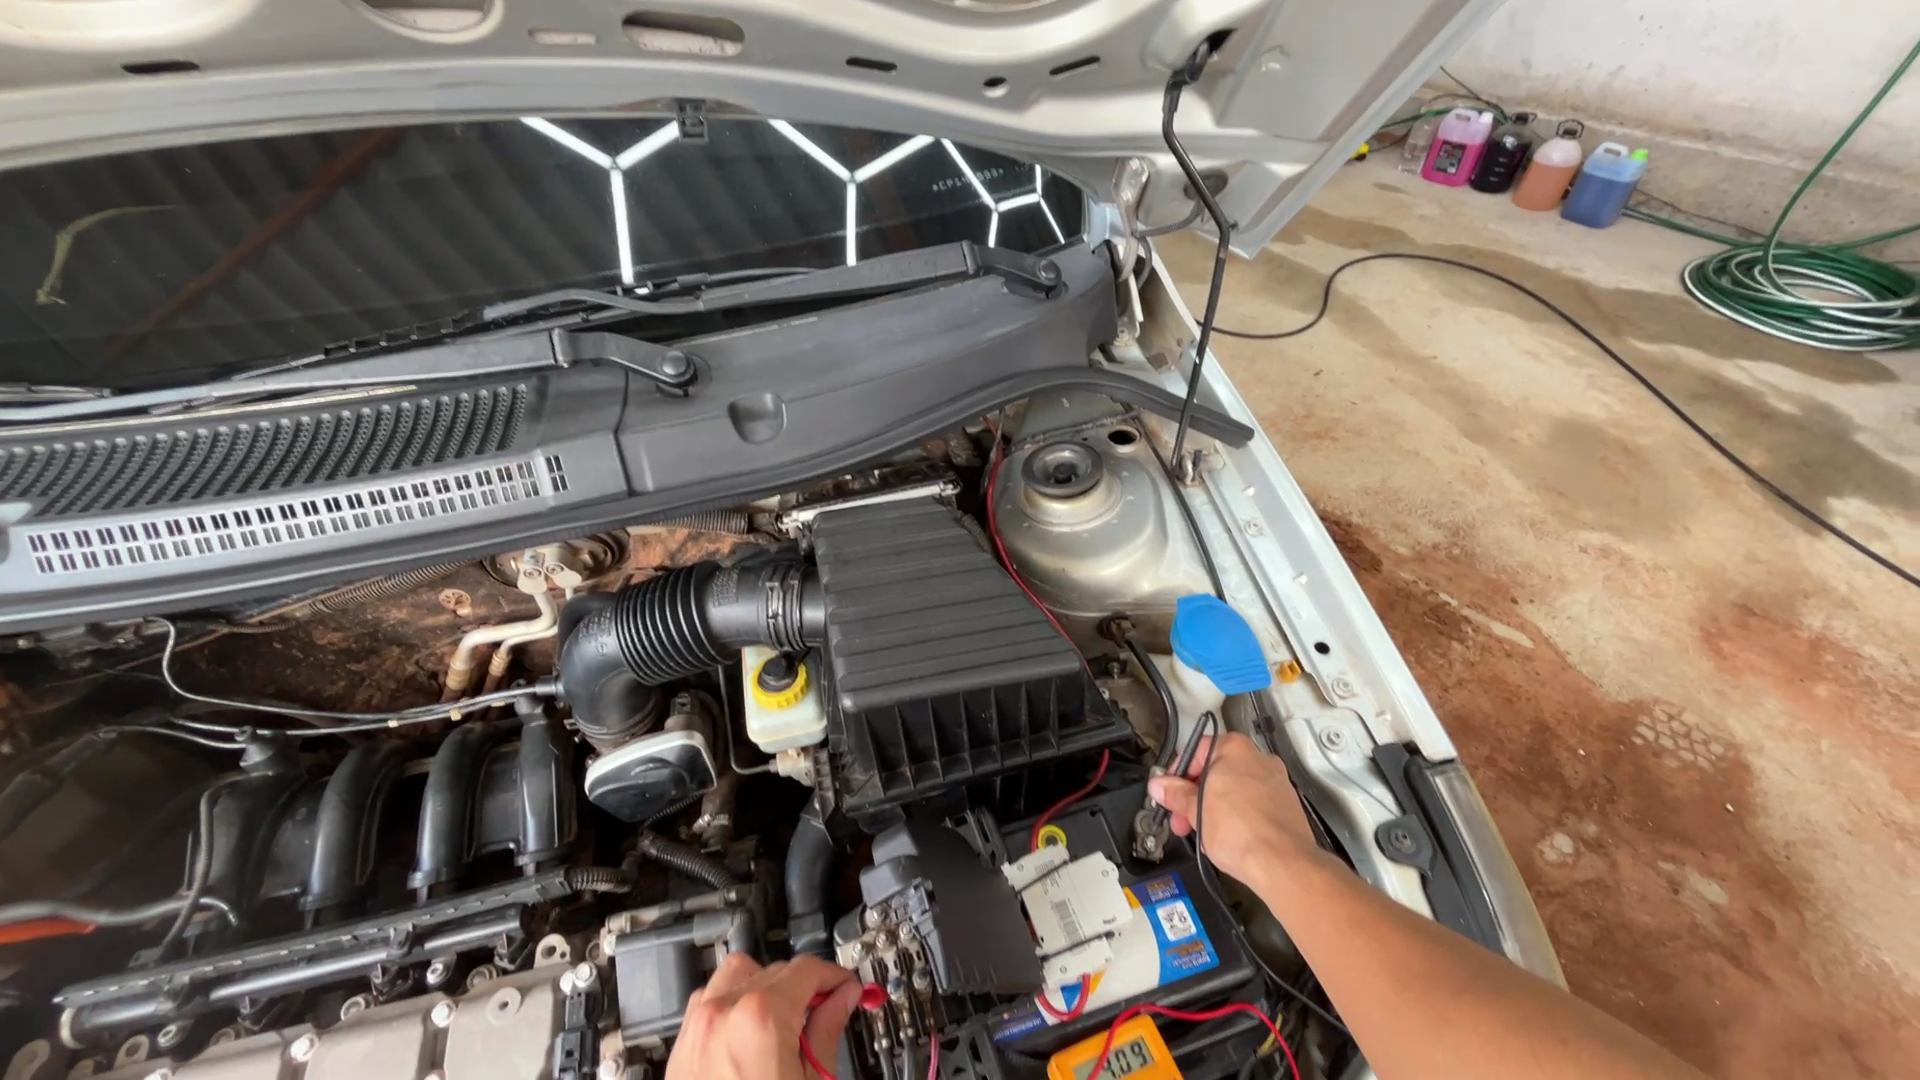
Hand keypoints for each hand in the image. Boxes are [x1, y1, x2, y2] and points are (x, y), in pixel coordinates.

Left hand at [667, 953, 862, 1079]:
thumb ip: (827, 1032)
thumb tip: (842, 1000)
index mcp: (760, 1017)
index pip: (808, 970)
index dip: (836, 977)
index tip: (848, 989)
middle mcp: (722, 1014)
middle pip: (775, 970)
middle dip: (804, 988)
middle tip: (827, 1013)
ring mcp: (696, 1032)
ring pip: (737, 977)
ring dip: (765, 988)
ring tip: (787, 1024)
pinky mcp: (681, 1053)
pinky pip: (711, 1005)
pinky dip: (734, 1007)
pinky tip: (753, 1040)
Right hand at [1147, 731, 1316, 882]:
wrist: (1281, 865)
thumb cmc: (1242, 832)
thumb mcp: (1194, 810)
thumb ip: (1174, 794)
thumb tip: (1161, 787)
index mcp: (1235, 749)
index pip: (1195, 751)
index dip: (1177, 774)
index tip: (1168, 791)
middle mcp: (1259, 759)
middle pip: (1215, 771)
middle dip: (1194, 796)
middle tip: (1181, 815)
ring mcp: (1276, 782)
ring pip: (1234, 789)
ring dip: (1214, 808)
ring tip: (1202, 832)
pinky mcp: (1286, 806)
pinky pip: (1253, 805)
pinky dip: (1237, 817)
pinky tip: (1226, 837)